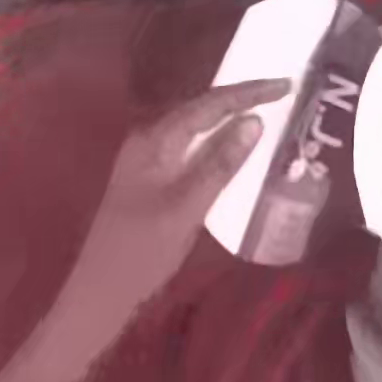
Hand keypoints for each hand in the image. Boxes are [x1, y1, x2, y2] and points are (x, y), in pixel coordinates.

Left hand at [72, 77, 289, 305]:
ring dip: (230, 114)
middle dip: (241, 96)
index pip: (208, 104)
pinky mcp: (155, 174)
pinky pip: (192, 143)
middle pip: (202, 107)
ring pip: (197, 124)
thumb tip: (254, 121)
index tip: (283, 84)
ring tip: (266, 105)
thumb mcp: (185, 209)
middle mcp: (151, 137)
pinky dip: (218, 137)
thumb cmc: (139, 253)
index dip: (248, 92)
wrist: (97, 297)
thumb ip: (220, 164)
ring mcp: (151, 155)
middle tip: (280, 90)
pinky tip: (236, 141)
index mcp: (155, 138)